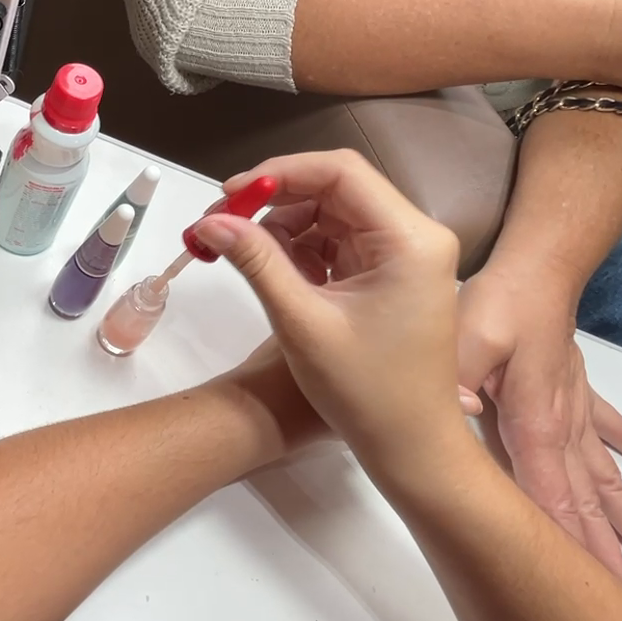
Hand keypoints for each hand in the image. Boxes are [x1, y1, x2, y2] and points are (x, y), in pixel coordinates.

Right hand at [191, 151, 471, 485]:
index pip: (340, 173)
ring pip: (329, 213)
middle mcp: (413, 235)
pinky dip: (298, 249)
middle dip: (274, 202)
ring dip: (282, 227)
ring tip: (243, 254)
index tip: (228, 195)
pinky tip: (274, 271)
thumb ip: (255, 262)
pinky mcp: (387, 272)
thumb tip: (209, 222)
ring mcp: (401, 254)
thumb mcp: (301, 321)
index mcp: (408, 240)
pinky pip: (334, 240)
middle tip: (222, 223)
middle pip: (334, 189)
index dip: (279, 173)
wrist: (410, 447)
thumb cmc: (364, 390)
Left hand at [457, 268, 621, 602]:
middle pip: (588, 501)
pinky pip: (616, 433)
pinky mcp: (580, 392)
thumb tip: (458, 413)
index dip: (567, 543)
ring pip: (609, 479)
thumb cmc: (497, 305)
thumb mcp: (463, 338)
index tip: (594, 590)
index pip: (550, 494)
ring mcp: (577, 411)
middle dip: (611, 555)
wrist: (537, 273)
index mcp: (533, 422)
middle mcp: (563, 426)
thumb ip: (458, 378)